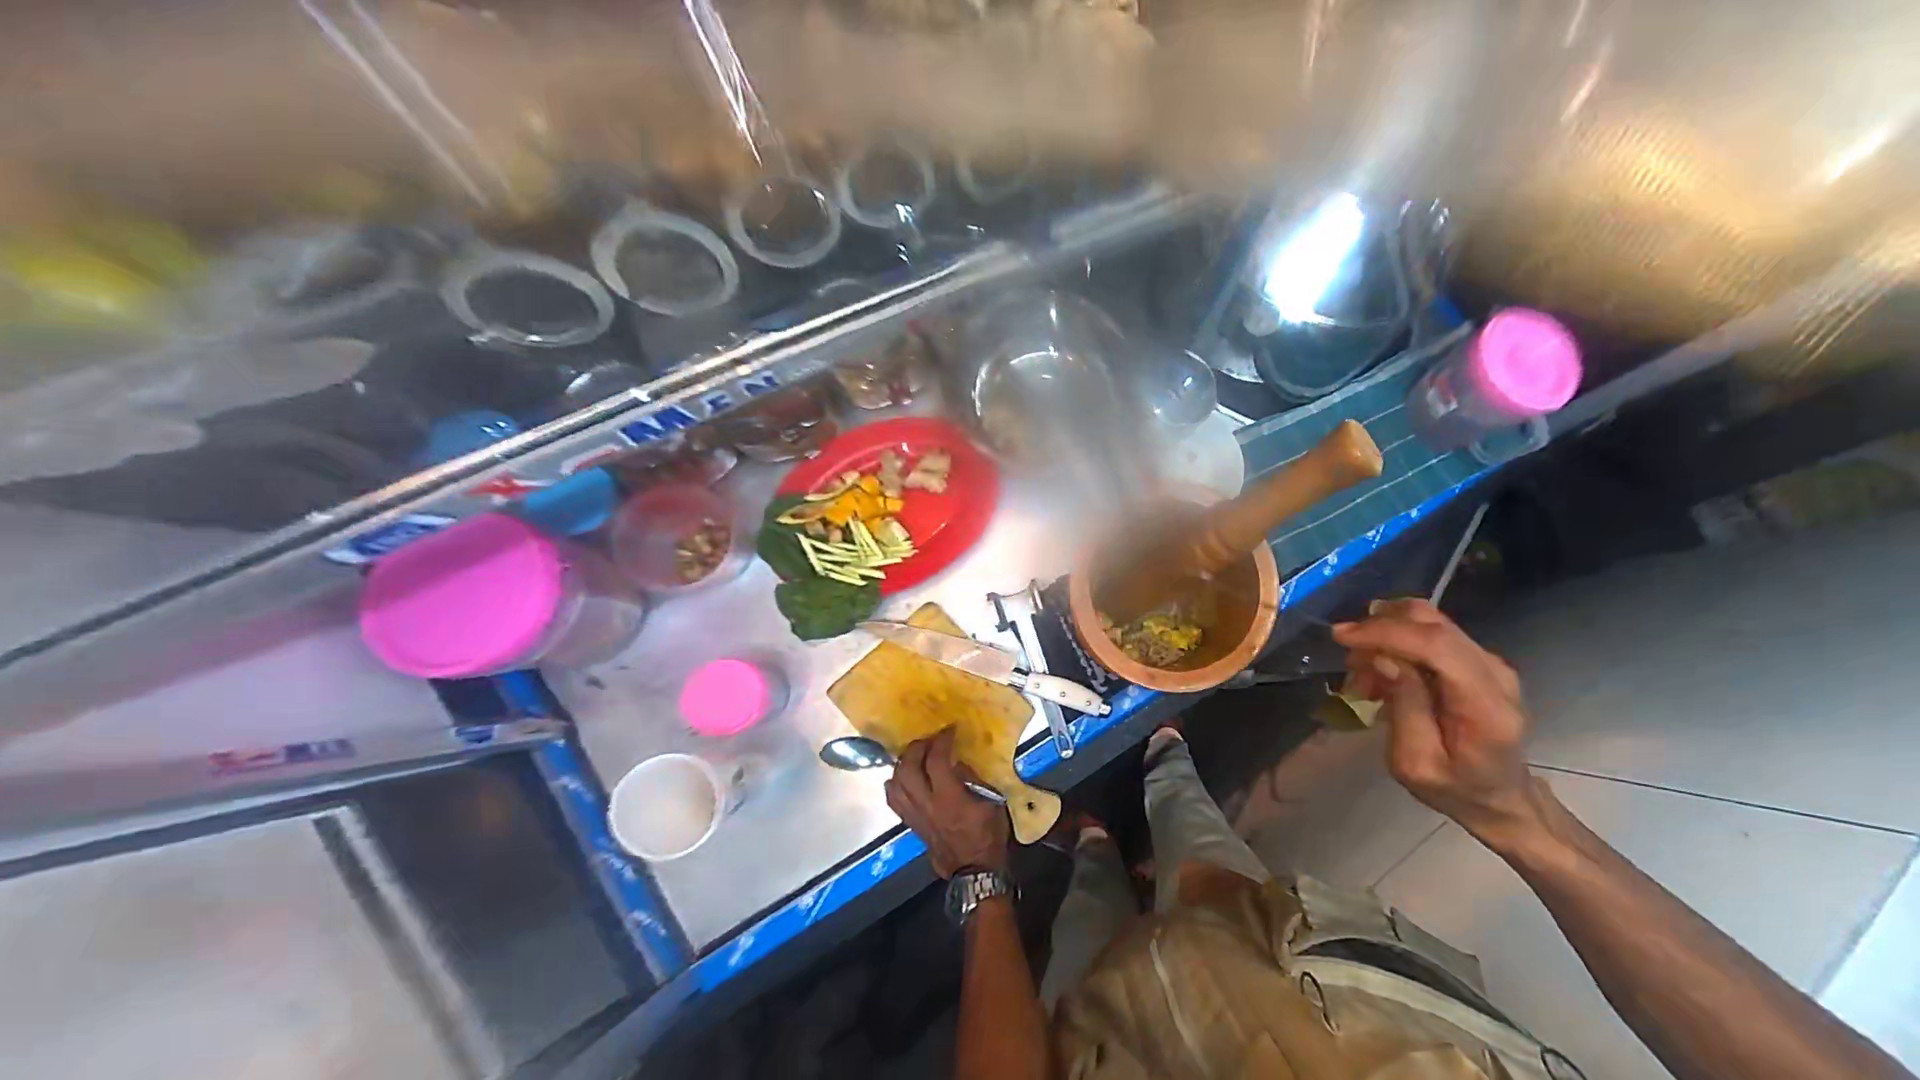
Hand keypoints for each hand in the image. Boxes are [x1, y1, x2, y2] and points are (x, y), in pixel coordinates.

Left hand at [886, 728, 1010, 877]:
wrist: (975, 871)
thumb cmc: (988, 836)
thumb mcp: (992, 803)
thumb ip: (973, 779)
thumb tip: (957, 763)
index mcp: (949, 798)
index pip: (936, 760)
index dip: (941, 740)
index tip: (949, 730)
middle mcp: (927, 804)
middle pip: (908, 768)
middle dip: (916, 747)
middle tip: (929, 739)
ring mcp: (915, 815)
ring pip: (896, 783)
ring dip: (903, 763)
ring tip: (915, 755)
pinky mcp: (911, 824)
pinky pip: (893, 800)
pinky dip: (894, 784)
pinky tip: (902, 777)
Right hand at [1332, 599, 1545, 848]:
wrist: (1501, 798)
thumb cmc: (1455, 788)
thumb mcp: (1415, 764)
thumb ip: (1405, 708)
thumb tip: (1384, 658)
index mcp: (1484, 706)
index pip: (1437, 646)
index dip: (1386, 632)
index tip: (1341, 637)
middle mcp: (1495, 674)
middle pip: (1433, 624)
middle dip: (1379, 628)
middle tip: (1349, 658)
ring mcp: (1491, 663)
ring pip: (1430, 620)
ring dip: (1386, 632)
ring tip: (1364, 668)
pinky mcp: (1479, 659)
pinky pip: (1432, 632)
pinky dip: (1398, 639)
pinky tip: (1383, 669)